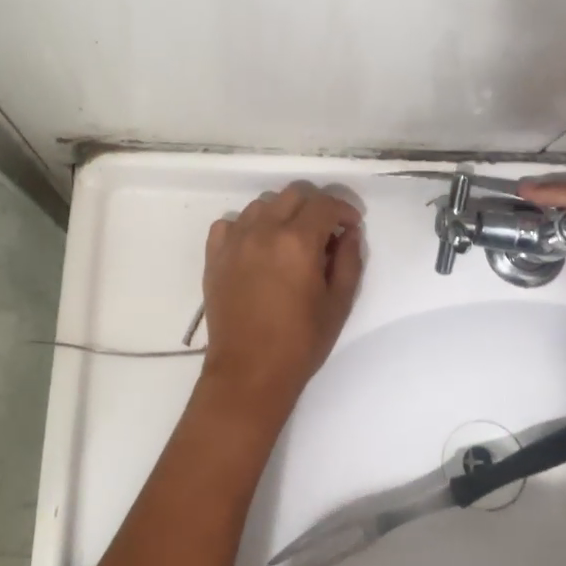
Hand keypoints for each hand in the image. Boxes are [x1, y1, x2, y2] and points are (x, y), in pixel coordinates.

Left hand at [200, 181, 364, 410]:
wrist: (249, 371)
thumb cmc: (300, 342)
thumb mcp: (339, 303)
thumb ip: (349, 260)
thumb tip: (349, 234)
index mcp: (297, 241)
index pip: (325, 204)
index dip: (344, 209)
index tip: (351, 224)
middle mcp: (263, 231)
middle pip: (293, 194)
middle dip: (315, 206)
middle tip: (325, 231)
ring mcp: (234, 241)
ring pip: (261, 205)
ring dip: (282, 213)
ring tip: (291, 240)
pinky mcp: (214, 256)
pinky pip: (229, 224)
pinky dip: (247, 227)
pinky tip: (257, 248)